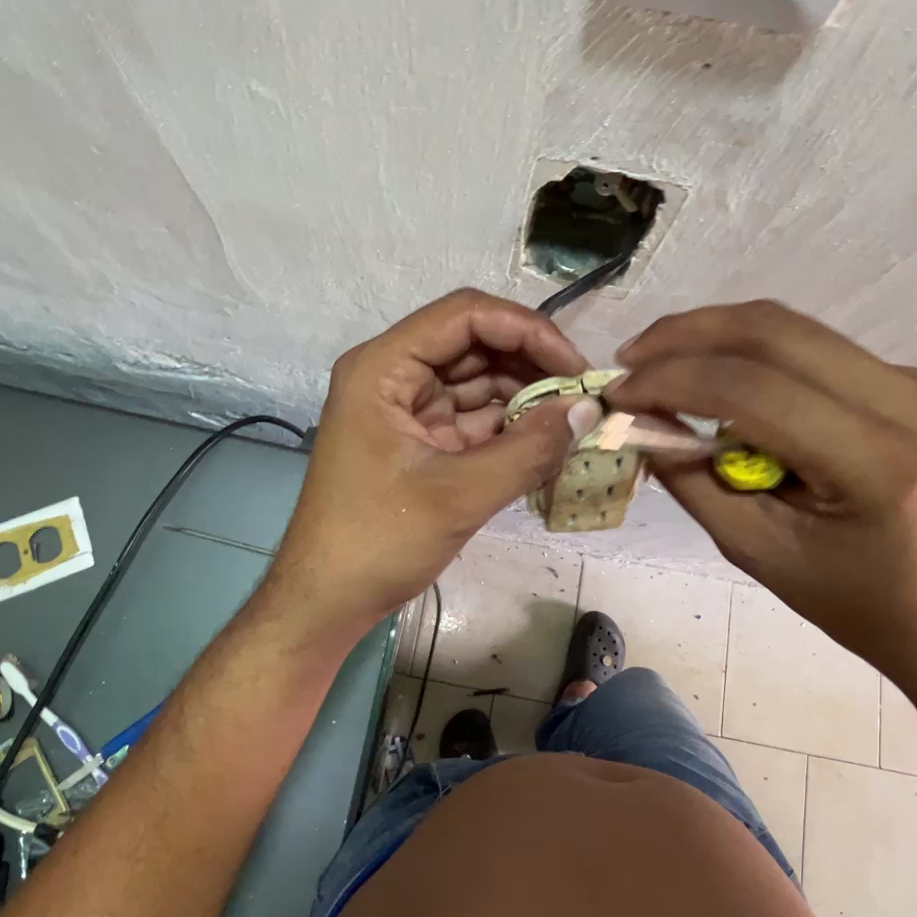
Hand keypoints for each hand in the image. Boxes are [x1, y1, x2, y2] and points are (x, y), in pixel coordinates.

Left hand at [268, 289, 598, 632]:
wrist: (326, 600)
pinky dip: (510, 427)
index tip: (576, 368)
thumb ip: (529, 448)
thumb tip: (590, 410)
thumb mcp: (459, 495)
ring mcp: (405, 409)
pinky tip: (549, 440)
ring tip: (576, 421)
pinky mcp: (419, 441)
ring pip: (477, 381)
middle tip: (586, 397)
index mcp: (383, 368)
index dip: (527, 330)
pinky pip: (472, 417)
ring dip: (525, 397)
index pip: (464, 315)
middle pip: (473, 344)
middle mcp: (392, 375)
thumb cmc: (379, 540)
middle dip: (532, 365)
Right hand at [604, 301, 916, 679]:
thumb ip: (691, 479)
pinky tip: (713, 377)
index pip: (752, 390)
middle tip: (629, 358)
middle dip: (686, 335)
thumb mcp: (757, 551)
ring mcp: (913, 381)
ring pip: (790, 327)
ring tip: (657, 361)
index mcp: (877, 459)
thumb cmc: (858, 603)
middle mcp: (906, 399)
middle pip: (772, 331)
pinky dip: (748, 352)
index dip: (671, 381)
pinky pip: (810, 346)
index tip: (617, 394)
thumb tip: (638, 422)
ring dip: (713, 335)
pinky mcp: (905, 379)